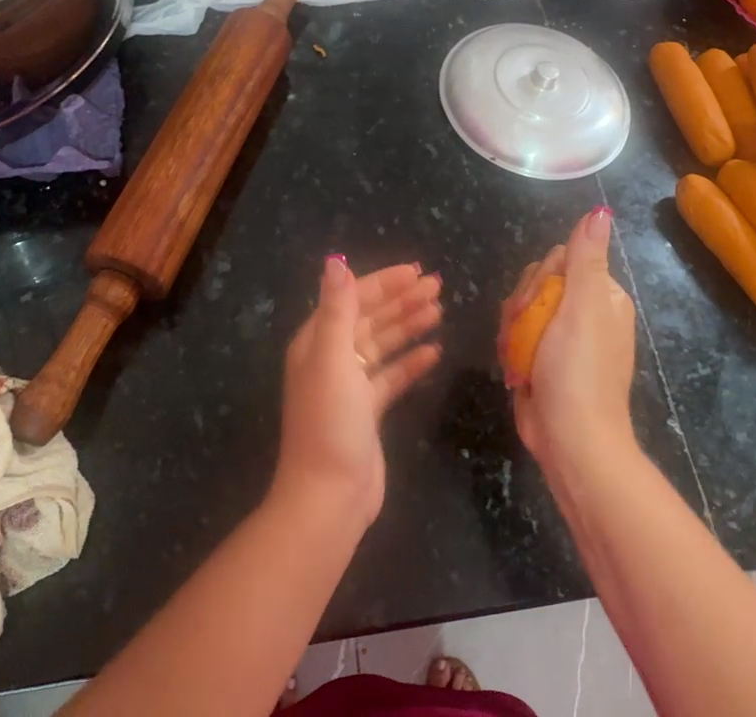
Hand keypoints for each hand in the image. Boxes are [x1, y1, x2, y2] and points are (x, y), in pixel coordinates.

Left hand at [274, 256, 441, 527]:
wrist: (330, 494)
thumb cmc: (329, 422)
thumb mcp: (332, 358)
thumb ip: (338, 309)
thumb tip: (336, 261)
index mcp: (316, 342)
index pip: (352, 300)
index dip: (383, 283)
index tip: (417, 270)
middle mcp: (330, 359)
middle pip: (369, 319)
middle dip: (401, 300)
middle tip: (437, 285)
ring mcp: (350, 387)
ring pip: (383, 345)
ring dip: (408, 326)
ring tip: (439, 310)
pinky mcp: (368, 412)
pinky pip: (392, 377)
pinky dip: (411, 362)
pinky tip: (434, 352)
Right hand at [499, 207, 636, 470]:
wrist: (570, 439)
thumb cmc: (578, 370)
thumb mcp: (583, 307)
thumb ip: (586, 258)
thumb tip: (601, 211)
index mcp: (603, 298)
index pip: (561, 260)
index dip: (541, 276)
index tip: (536, 300)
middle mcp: (585, 314)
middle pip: (537, 284)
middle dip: (523, 305)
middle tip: (526, 331)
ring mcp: (562, 340)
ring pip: (522, 310)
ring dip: (513, 329)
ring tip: (517, 355)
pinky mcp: (542, 362)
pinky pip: (517, 337)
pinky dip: (511, 350)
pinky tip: (513, 367)